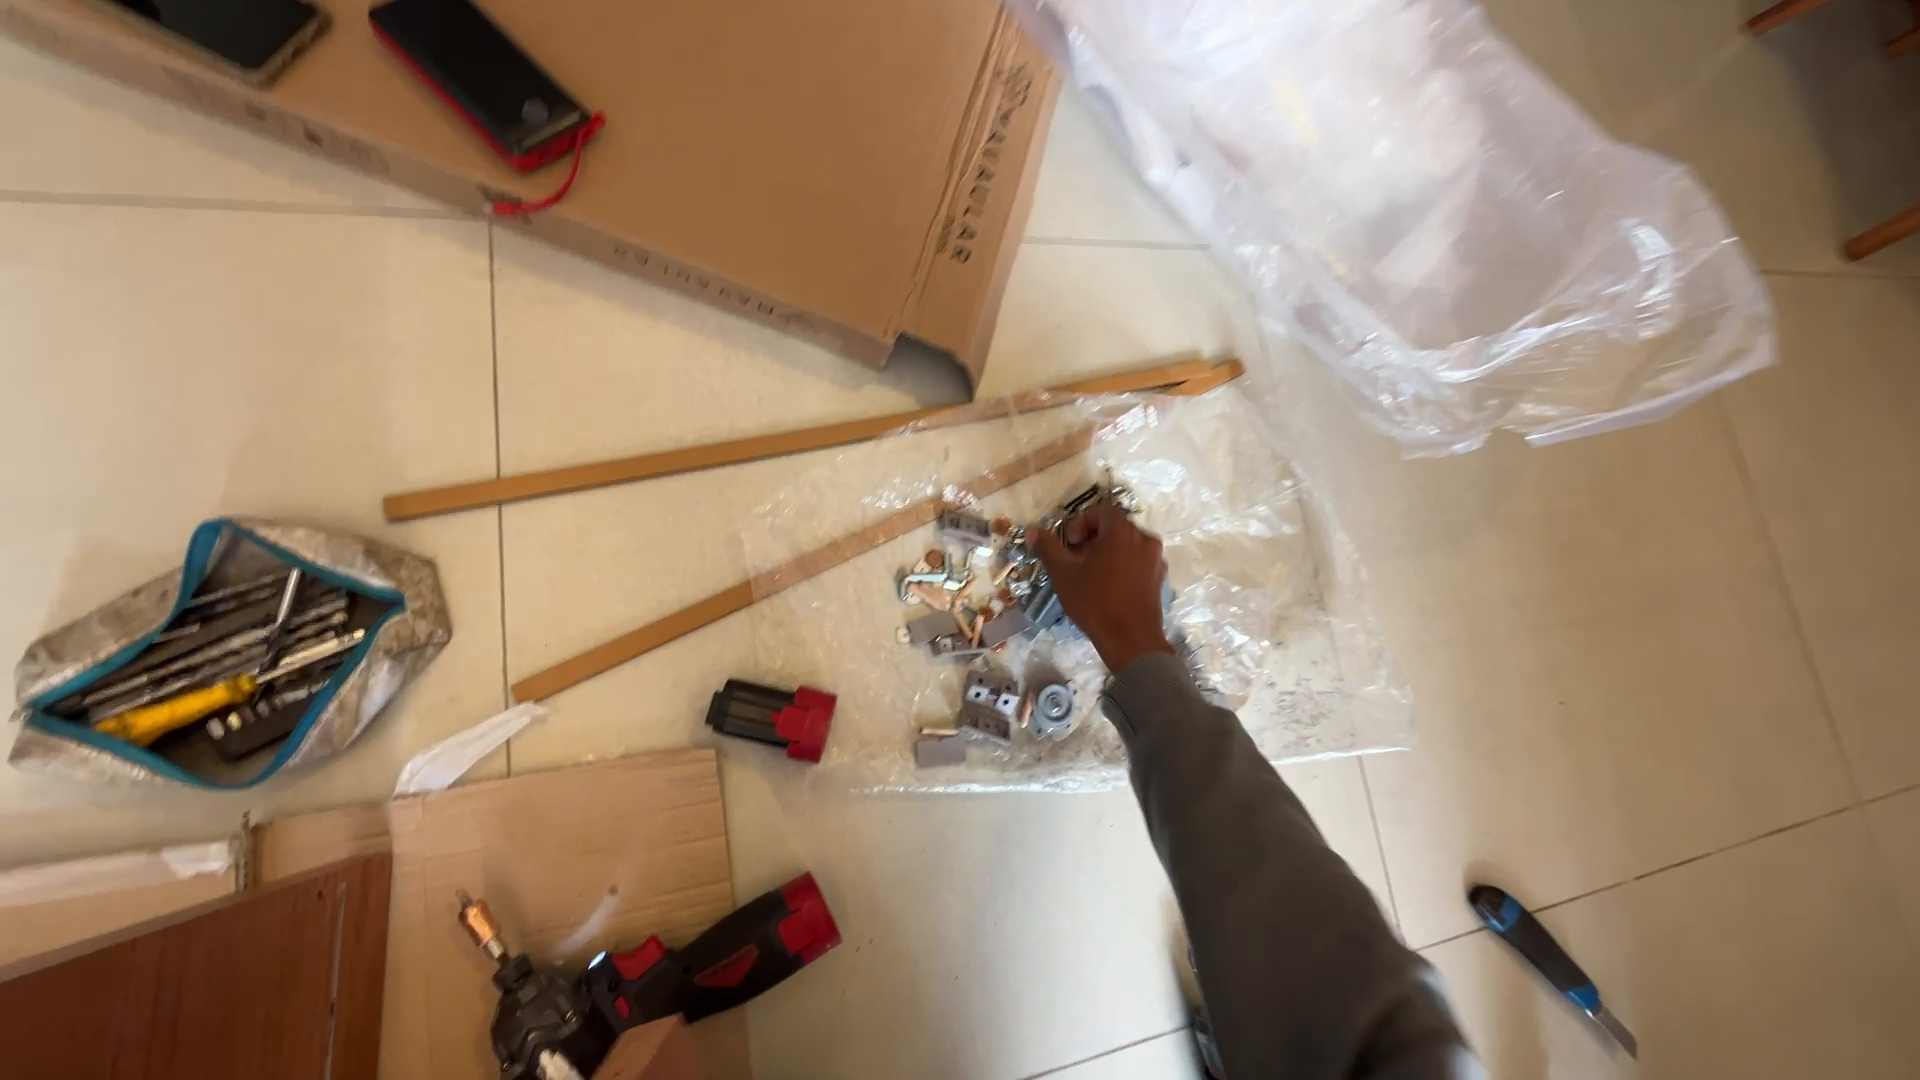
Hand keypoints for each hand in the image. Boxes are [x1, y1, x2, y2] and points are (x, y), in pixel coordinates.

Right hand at [1031, 501, 1173, 672]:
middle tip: (1076, 560)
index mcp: (1122, 532)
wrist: (1131, 641)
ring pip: (1127, 545)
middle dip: (1092, 539)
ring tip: (1092, 575)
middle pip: (1115, 527)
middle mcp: (1144, 539)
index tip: (1070, 544)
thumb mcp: (1063, 574)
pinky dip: (1123, 565)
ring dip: (1107, 552)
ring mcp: (1155, 559)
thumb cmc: (1095, 603)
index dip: (1081, 523)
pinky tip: (1110, 587)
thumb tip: (1032, 530)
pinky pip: (1138, 561)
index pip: (1101, 511)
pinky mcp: (1160, 578)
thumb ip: (1048, 547)